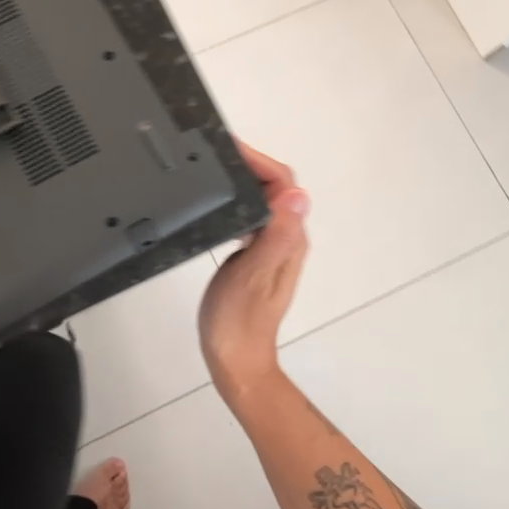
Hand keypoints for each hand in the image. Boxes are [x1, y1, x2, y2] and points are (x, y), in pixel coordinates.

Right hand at [199, 141, 309, 397]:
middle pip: (276, 188)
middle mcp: (286, 239)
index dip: (258, 159)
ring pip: (264, 201)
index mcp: (288, 239)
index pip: (282, 183)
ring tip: (210, 170)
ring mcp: (273, 249)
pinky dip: (237, 201)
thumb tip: (297, 195)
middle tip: (211, 152)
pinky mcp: (257, 258)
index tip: (227, 146)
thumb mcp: (252, 275)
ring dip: (243, 180)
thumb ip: (274, 235)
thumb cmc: (239, 321)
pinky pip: (252, 217)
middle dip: (249, 163)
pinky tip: (216, 205)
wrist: (235, 362)